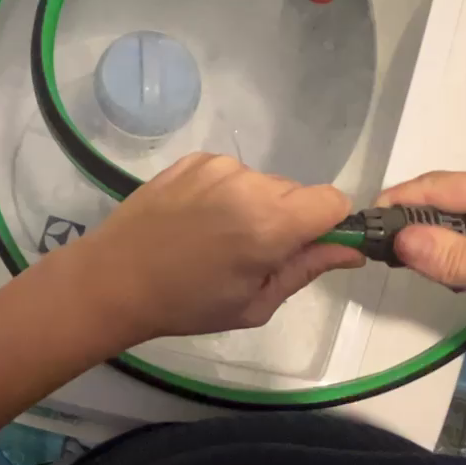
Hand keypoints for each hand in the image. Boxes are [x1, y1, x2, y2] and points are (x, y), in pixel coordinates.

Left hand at [66, 154, 364, 342]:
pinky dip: (228, 193)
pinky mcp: (193, 159)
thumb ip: (307, 270)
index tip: (308, 247)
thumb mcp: (256, 303)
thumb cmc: (188, 304)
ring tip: (218, 237)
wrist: (114, 279)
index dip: (330, 224)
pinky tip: (199, 219)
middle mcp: (248, 184)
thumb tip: (351, 251)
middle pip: (299, 192)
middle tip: (252, 254)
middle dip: (290, 220)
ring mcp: (217, 166)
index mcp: (269, 224)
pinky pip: (232, 173)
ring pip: (265, 183)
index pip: (333, 201)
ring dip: (257, 206)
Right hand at [378, 160, 465, 355]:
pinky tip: (458, 273)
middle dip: (417, 226)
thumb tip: (398, 237)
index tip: (362, 229)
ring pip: (459, 212)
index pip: (437, 185)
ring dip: (440, 240)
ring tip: (427, 273)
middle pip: (446, 196)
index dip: (396, 204)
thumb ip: (452, 258)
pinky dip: (461, 246)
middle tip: (392, 263)